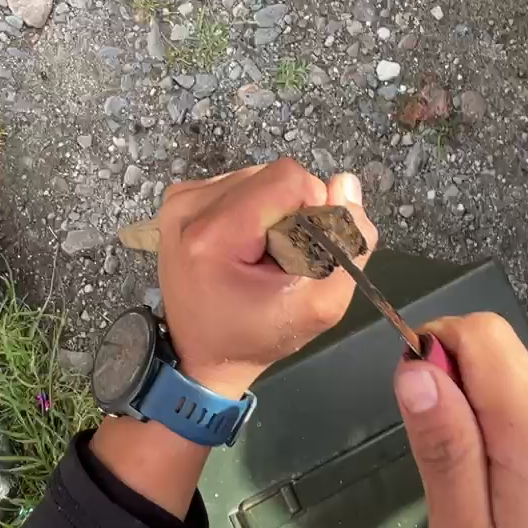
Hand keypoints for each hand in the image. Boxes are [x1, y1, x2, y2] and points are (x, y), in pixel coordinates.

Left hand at [155, 159, 378, 397]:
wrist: (199, 352)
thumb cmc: (256, 336)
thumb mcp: (319, 306)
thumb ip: (347, 244)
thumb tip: (346, 183)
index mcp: (213, 233)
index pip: (290, 179)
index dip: (313, 210)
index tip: (302, 249)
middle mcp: (189, 206)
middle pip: (273, 175)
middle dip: (292, 212)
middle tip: (280, 257)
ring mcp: (181, 198)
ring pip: (258, 177)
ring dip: (273, 211)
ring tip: (261, 254)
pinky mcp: (180, 197)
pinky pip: (238, 184)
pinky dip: (252, 210)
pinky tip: (244, 244)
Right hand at [394, 314, 527, 527]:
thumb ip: (444, 454)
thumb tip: (415, 373)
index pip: (480, 333)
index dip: (437, 354)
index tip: (427, 413)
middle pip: (499, 359)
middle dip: (463, 402)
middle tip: (463, 484)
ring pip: (523, 387)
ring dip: (494, 426)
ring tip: (502, 507)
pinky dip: (527, 442)